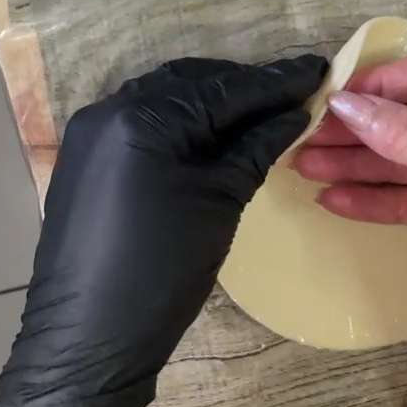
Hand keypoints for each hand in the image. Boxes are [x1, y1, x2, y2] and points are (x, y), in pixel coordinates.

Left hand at [0, 55, 328, 406]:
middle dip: (244, 86)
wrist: (88, 338)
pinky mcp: (87, 155)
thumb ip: (255, 148)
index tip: (320, 68)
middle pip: (192, 82)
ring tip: (260, 111)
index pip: (225, 89)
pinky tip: (213, 133)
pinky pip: (142, 120)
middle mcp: (111, 108)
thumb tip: (295, 114)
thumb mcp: (219, 204)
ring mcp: (92, 130)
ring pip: (165, 97)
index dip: (276, 81)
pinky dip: (181, 120)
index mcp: (143, 118)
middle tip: (294, 93)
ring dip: (212, 101)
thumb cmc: (161, 273)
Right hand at [291, 56, 406, 323]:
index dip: (377, 84)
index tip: (331, 98)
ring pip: (393, 158)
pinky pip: (396, 195)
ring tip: (304, 165)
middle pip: (402, 118)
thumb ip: (403, 133)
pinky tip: (331, 199)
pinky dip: (366, 197)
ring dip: (352, 163)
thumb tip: (344, 103)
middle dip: (356, 128)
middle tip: (306, 135)